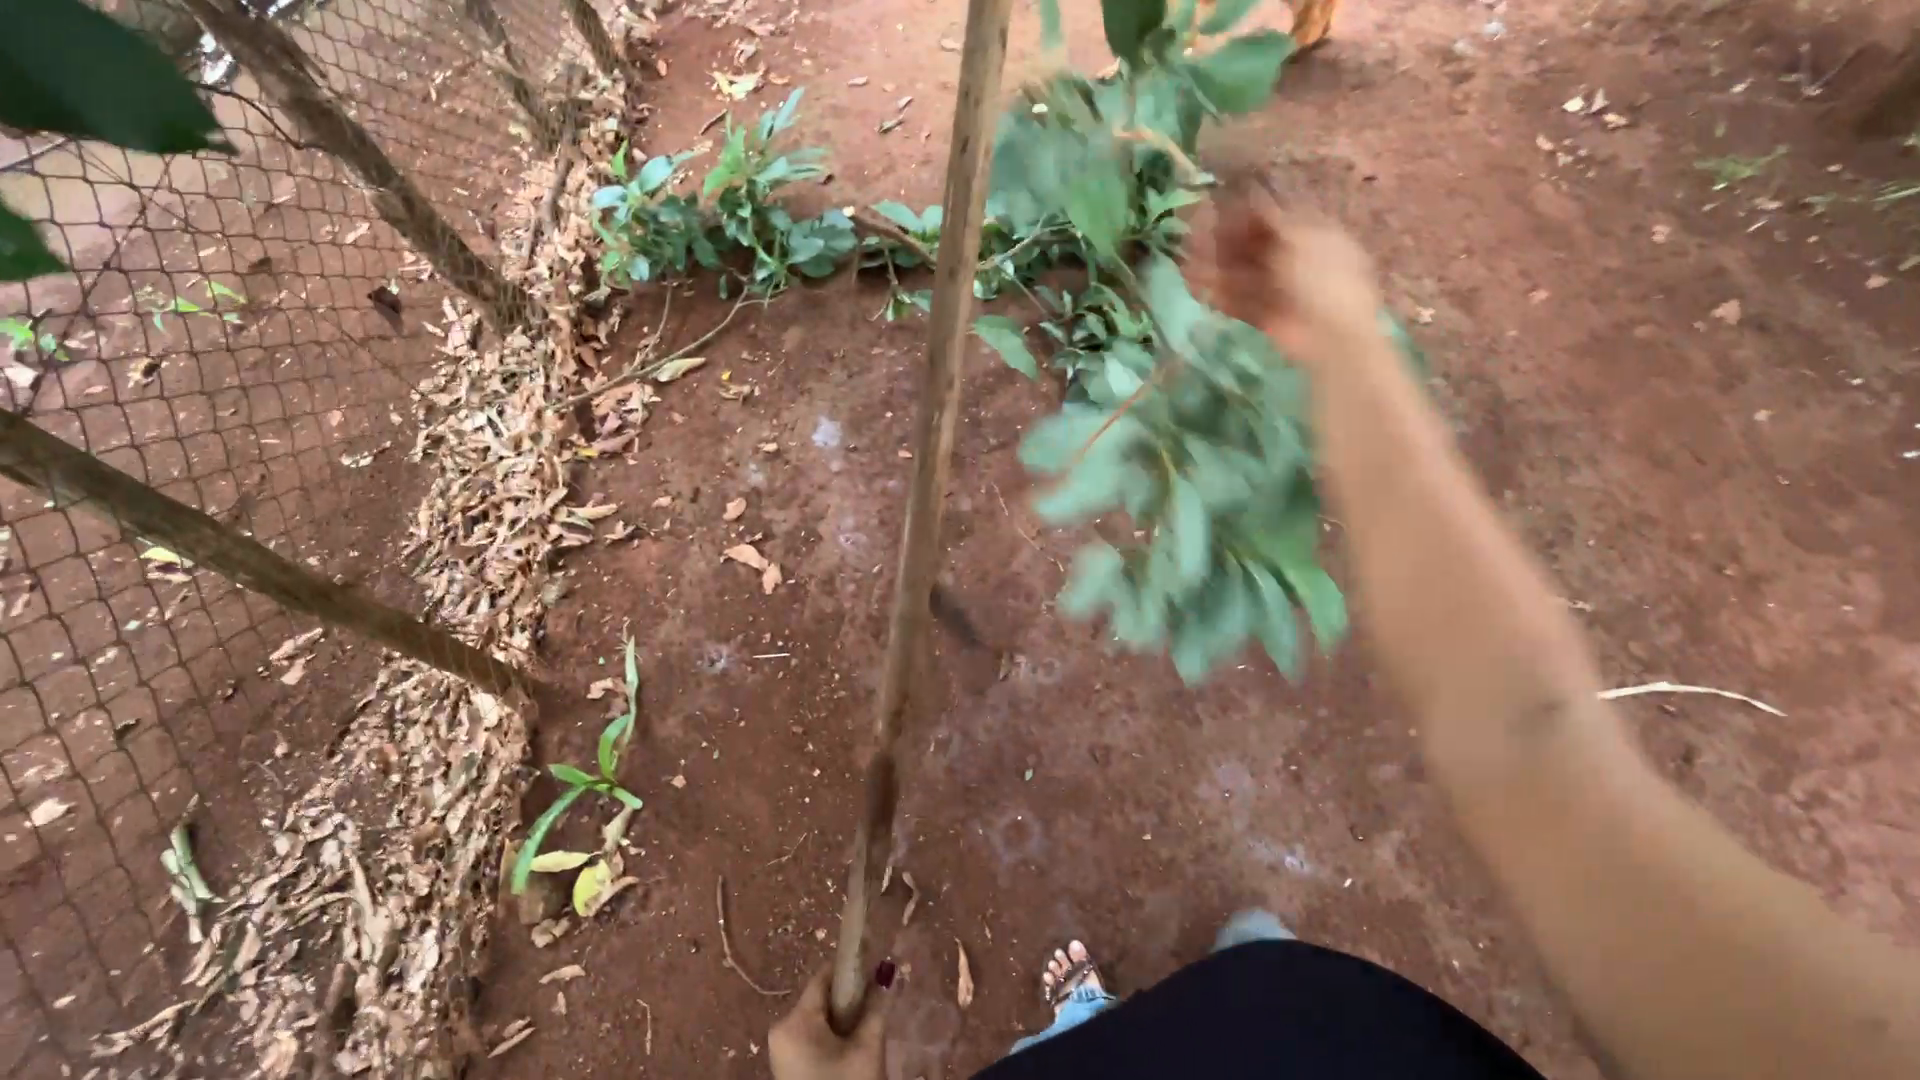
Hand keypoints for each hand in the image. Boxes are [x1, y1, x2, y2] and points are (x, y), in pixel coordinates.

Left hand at [768, 969, 887, 1079]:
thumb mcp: (867, 1048)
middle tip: (879, 1003)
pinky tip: (855, 1048)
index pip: (824, 976)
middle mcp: (781, 1030)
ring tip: (870, 1026)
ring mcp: (782, 1051)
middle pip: (822, 998)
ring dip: (846, 1019)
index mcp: (794, 1021)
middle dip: (852, 998)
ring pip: (820, 1019)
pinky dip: (835, 1036)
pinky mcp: (789, 1067)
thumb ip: (877, 1006)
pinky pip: (814, 1038)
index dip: (852, 968)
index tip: (877, 966)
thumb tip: (888, 971)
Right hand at [1188, 186, 1381, 366]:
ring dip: (1217, 269)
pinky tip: (1198, 289)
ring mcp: (1282, 291)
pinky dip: (1221, 296)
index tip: (1216, 209)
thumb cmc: (1323, 279)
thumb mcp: (1300, 239)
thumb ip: (1271, 218)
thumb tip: (1251, 194)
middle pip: (1256, 248)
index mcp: (1314, 236)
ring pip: (1245, 275)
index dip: (1246, 214)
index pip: (1276, 219)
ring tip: (1188, 264)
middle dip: (1225, 242)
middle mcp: (1297, 261)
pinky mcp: (1269, 317)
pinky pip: (1242, 303)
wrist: (1332, 335)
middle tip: (1194, 237)